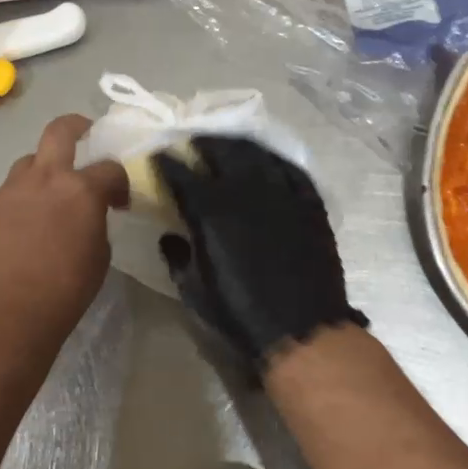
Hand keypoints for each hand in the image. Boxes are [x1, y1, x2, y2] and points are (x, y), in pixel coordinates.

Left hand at [0, 115, 128, 340]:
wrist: (14, 308)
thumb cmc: (68, 287)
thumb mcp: (99, 253)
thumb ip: (96, 220)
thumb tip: (89, 214)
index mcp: (81, 189)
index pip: (110, 167)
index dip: (120, 182)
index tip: (119, 200)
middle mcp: (45, 178)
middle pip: (60, 130)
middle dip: (76, 127)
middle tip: (85, 137)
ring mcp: (13, 189)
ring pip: (30, 160)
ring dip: (44, 168)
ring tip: (50, 192)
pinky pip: (12, 189)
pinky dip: (25, 195)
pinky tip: (28, 220)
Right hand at [155, 136, 366, 369]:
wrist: (300, 327)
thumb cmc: (239, 311)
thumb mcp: (193, 288)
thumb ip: (177, 256)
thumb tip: (169, 237)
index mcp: (210, 210)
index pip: (181, 173)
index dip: (166, 162)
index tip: (157, 156)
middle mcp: (245, 189)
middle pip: (222, 150)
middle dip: (203, 143)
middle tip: (192, 142)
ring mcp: (282, 192)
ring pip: (258, 152)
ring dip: (238, 145)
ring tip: (227, 144)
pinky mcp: (310, 203)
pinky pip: (291, 169)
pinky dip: (274, 161)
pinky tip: (267, 161)